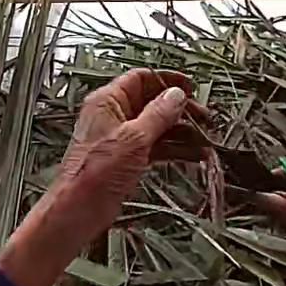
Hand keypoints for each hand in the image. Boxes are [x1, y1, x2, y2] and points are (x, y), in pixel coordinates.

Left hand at [0, 69, 196, 285]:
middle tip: (204, 117)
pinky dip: (173, 149)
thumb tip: (176, 95)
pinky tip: (193, 155)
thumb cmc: (95, 172)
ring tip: (205, 139)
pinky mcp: (125, 158)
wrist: (80, 207)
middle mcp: (112, 116)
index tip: (190, 86)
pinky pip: (155, 146)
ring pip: (156, 126)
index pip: (140, 79)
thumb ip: (158, 115)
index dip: (166, 80)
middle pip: (151, 102)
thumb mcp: (134, 138)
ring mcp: (120, 137)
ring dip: (181, 131)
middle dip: (179, 109)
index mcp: (107, 102)